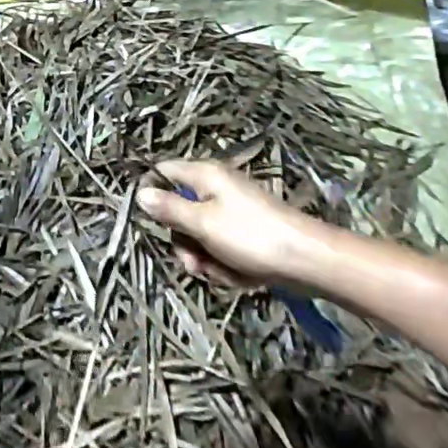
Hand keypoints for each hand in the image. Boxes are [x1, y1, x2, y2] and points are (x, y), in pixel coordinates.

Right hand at [137, 160, 319, 287]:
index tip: (148, 219)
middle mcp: (216, 188)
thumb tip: (140, 193)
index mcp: (205, 175)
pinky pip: (222, 249)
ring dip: (205, 259)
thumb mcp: (203, 224)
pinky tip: (239, 276)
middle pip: (181, 211)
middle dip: (184, 242)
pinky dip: (226, 265)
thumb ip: (169, 209)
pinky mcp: (246, 235)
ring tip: (221, 272)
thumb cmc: (251, 236)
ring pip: (200, 236)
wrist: (307, 261)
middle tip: (194, 261)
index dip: (152, 191)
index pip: (165, 171)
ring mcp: (233, 212)